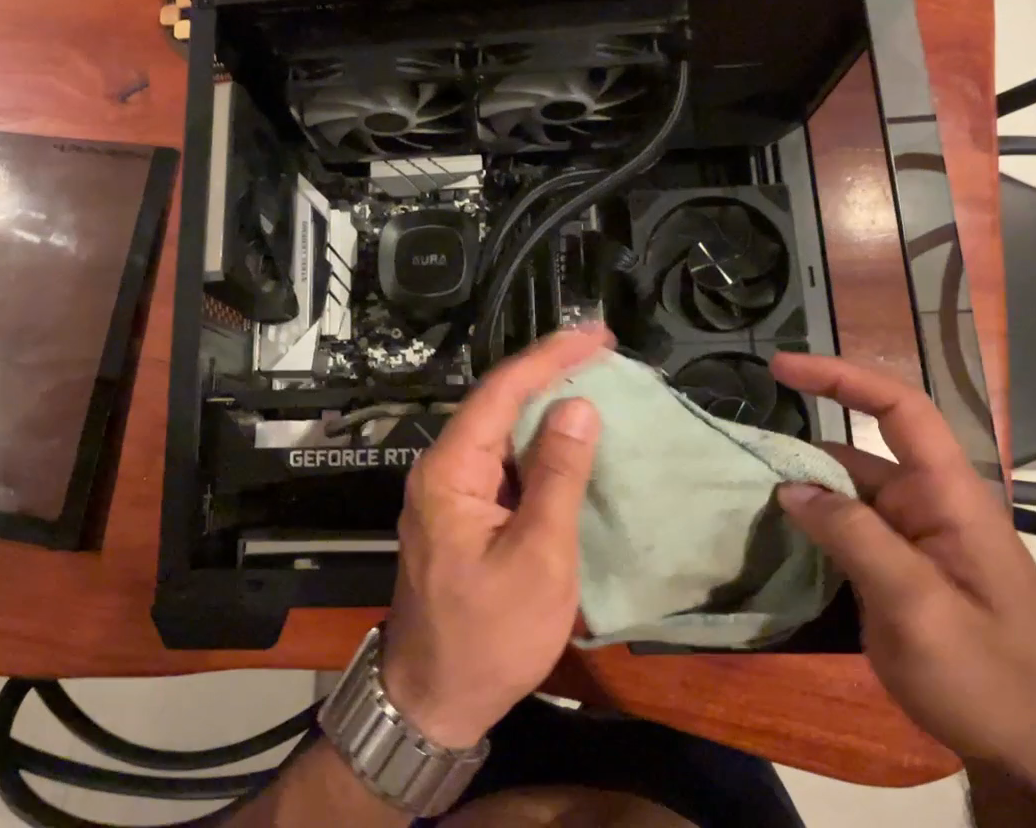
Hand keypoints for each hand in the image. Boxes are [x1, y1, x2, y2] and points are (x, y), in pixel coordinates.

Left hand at [380, 326, 611, 748]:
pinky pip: (501, 464)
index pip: (500, 393)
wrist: (434, 700)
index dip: (549, 358)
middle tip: (602, 352)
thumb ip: (557, 478)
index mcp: (450, 471)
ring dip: (544, 407)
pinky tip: (569, 440)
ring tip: (594, 382)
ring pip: (499, 432)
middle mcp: (441, 470)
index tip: (595, 335)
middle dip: (548, 374)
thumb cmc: (489, 636)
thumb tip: (578, 408)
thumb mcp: (538, 558)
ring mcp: (448, 493)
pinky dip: (537, 447)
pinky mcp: (461, 514)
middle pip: (496, 405)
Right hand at [769, 353, 1035, 824]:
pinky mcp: (900, 572)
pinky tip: (771, 536)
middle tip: (736, 457)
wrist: (1032, 756)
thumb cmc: (988, 679)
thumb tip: (791, 488)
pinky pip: (847, 532)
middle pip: (859, 455)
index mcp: (952, 499)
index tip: (781, 367)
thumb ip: (856, 539)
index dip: (843, 377)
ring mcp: (917, 542)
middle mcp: (933, 508)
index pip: (902, 411)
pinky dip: (809, 526)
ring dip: (800, 491)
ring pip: (847, 496)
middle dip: (801, 448)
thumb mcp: (919, 608)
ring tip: (737, 495)